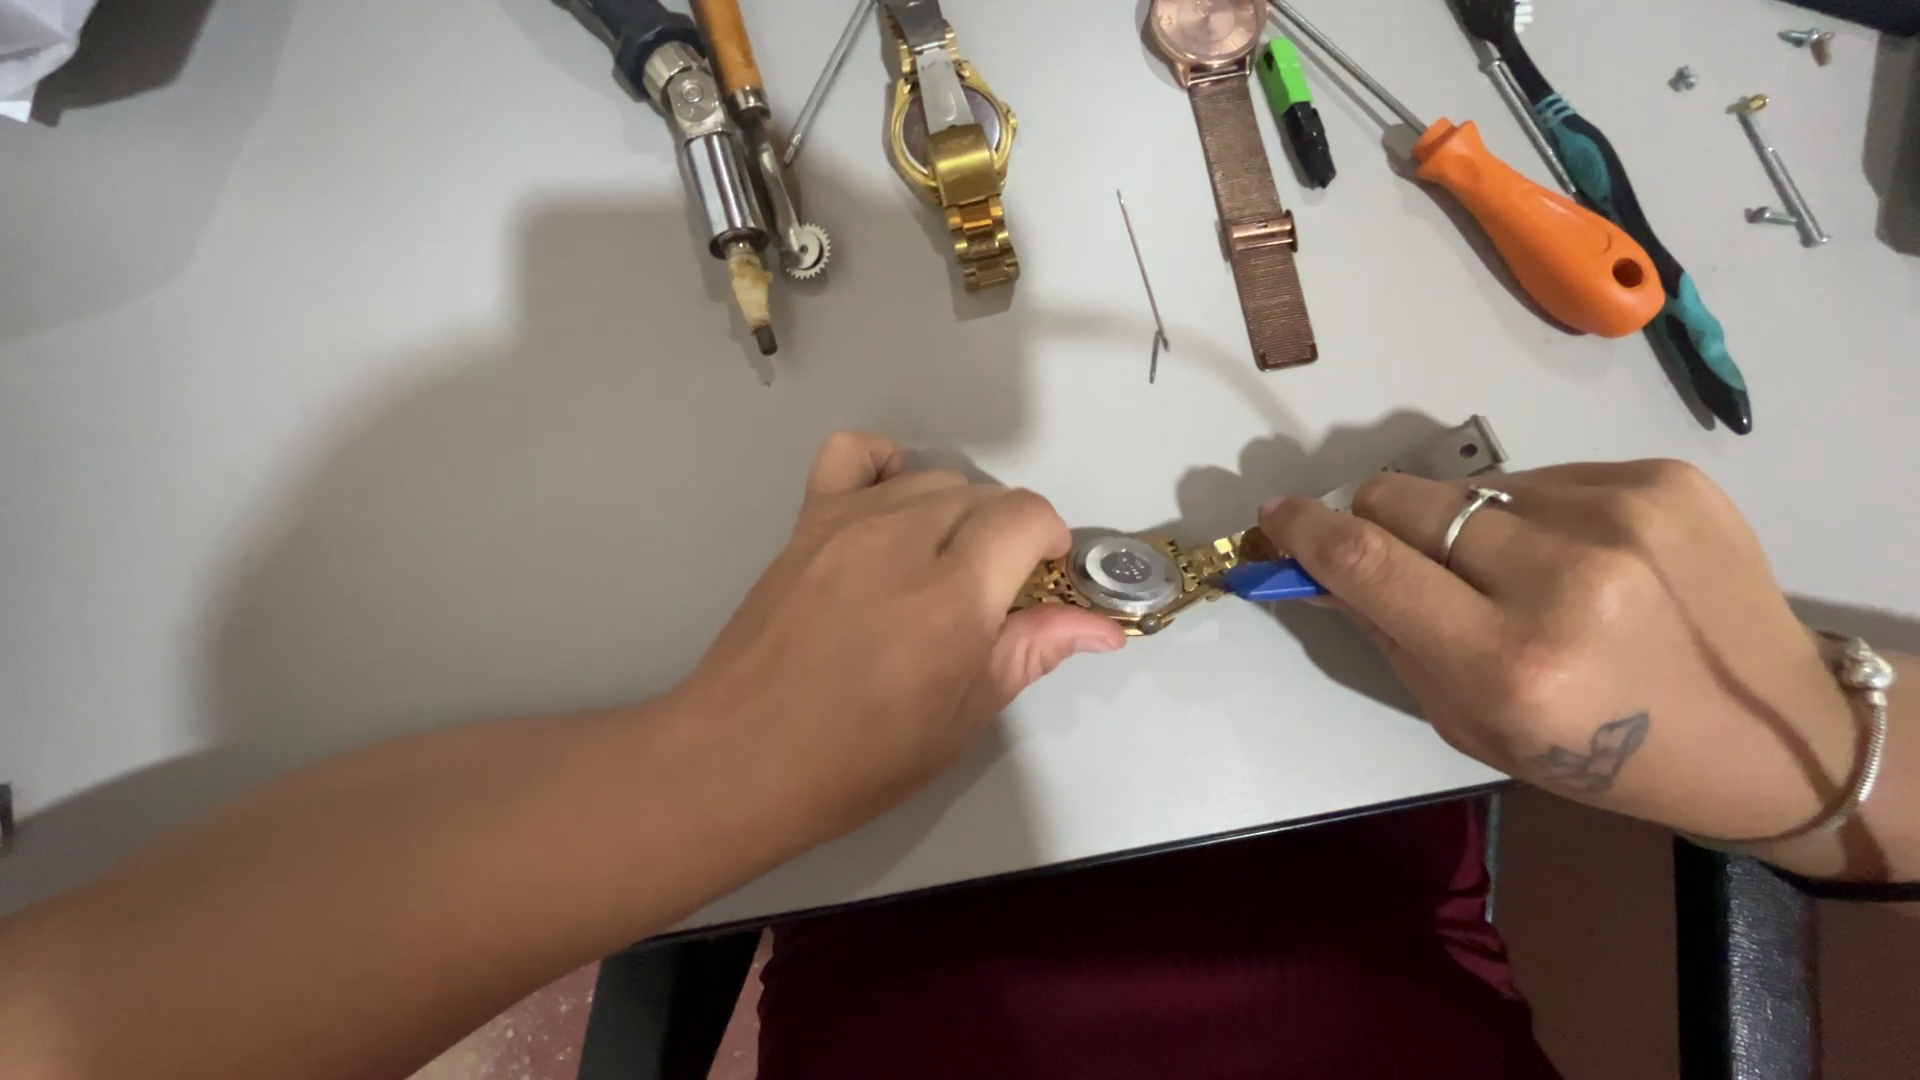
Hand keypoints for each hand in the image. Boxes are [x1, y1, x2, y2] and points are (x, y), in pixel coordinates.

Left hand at [677, 432, 1125, 846]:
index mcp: (950, 598)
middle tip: (990, 592)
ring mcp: (847, 523)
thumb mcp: (962, 717)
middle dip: (1006, 535)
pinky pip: (853, 453)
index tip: (1041, 579)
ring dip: (956, 512)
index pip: (1026, 515)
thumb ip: (1031, 651)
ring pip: (931, 478)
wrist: (740, 756)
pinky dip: (886, 465)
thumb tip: (1103, 628)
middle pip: (983, 495)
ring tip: (941, 565)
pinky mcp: (807, 521)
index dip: (1049, 539)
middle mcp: (902, 541)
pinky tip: (891, 508)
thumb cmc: (859, 759)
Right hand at [1260, 460, 1857, 846]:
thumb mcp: (1466, 718)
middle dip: (1371, 518)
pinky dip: (1523, 513)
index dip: (1305, 531)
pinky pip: (1534, 477)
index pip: (1366, 562)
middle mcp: (1566, 577)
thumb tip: (1314, 569)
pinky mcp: (1661, 479)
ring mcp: (1622, 516)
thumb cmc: (1596, 754)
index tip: (1275, 516)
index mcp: (1510, 660)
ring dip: (1455, 522)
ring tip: (1507, 570)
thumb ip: (1384, 633)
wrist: (1778, 737)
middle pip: (1402, 498)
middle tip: (1389, 552)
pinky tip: (1571, 556)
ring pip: (1465, 485)